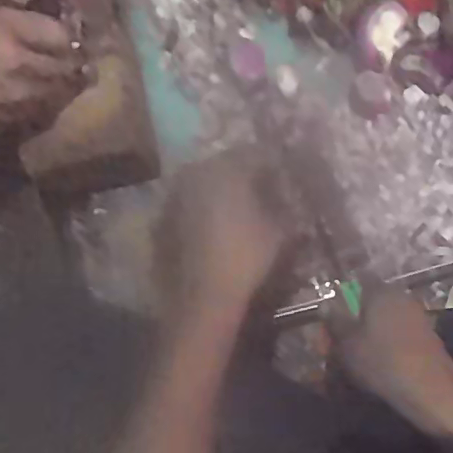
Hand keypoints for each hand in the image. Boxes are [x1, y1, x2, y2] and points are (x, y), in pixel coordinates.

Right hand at [0, 6, 83, 137]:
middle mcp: (24, 67)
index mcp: (5, 32)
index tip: (66, 30)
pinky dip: (56, 97)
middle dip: (76, 58)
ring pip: (66, 88)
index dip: (66, 31)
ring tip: (68, 73)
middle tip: (76, 53)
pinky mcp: (22, 118)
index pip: (59, 33)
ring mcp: (26, 98)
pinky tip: (48, 91)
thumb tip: (42, 27)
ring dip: (71, 80)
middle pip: (71, 65)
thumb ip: (7, 21)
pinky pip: (51, 106)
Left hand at [158, 148, 292, 317]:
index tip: (288, 183)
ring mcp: (174, 196)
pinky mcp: (162, 221)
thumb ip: (287, 212)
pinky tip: (217, 236)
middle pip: (227, 166)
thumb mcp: (281, 235)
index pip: (259, 154)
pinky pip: (190, 209)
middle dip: (248, 179)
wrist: (201, 298)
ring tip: (240, 217)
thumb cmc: (246, 260)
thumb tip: (291, 204)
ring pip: (205, 186)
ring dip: (223, 196)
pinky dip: (204, 216)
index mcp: (227, 168)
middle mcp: (196, 172)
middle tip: (266, 197)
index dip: (277, 167)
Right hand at [335, 286, 452, 445]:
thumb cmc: (383, 364)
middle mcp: (403, 298)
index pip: (357, 281)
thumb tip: (327, 303)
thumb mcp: (348, 345)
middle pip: (371, 303)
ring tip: (356, 363)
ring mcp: (419, 318)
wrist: (433, 394)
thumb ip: (336, 322)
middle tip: (338, 348)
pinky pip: (400, 336)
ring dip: (370, 337)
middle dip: (354, 321)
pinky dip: (387, 347)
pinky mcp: (429, 339)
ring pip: (386, 322)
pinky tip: (380, 368)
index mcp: (381, 291)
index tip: (331, 321)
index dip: (341, 298)